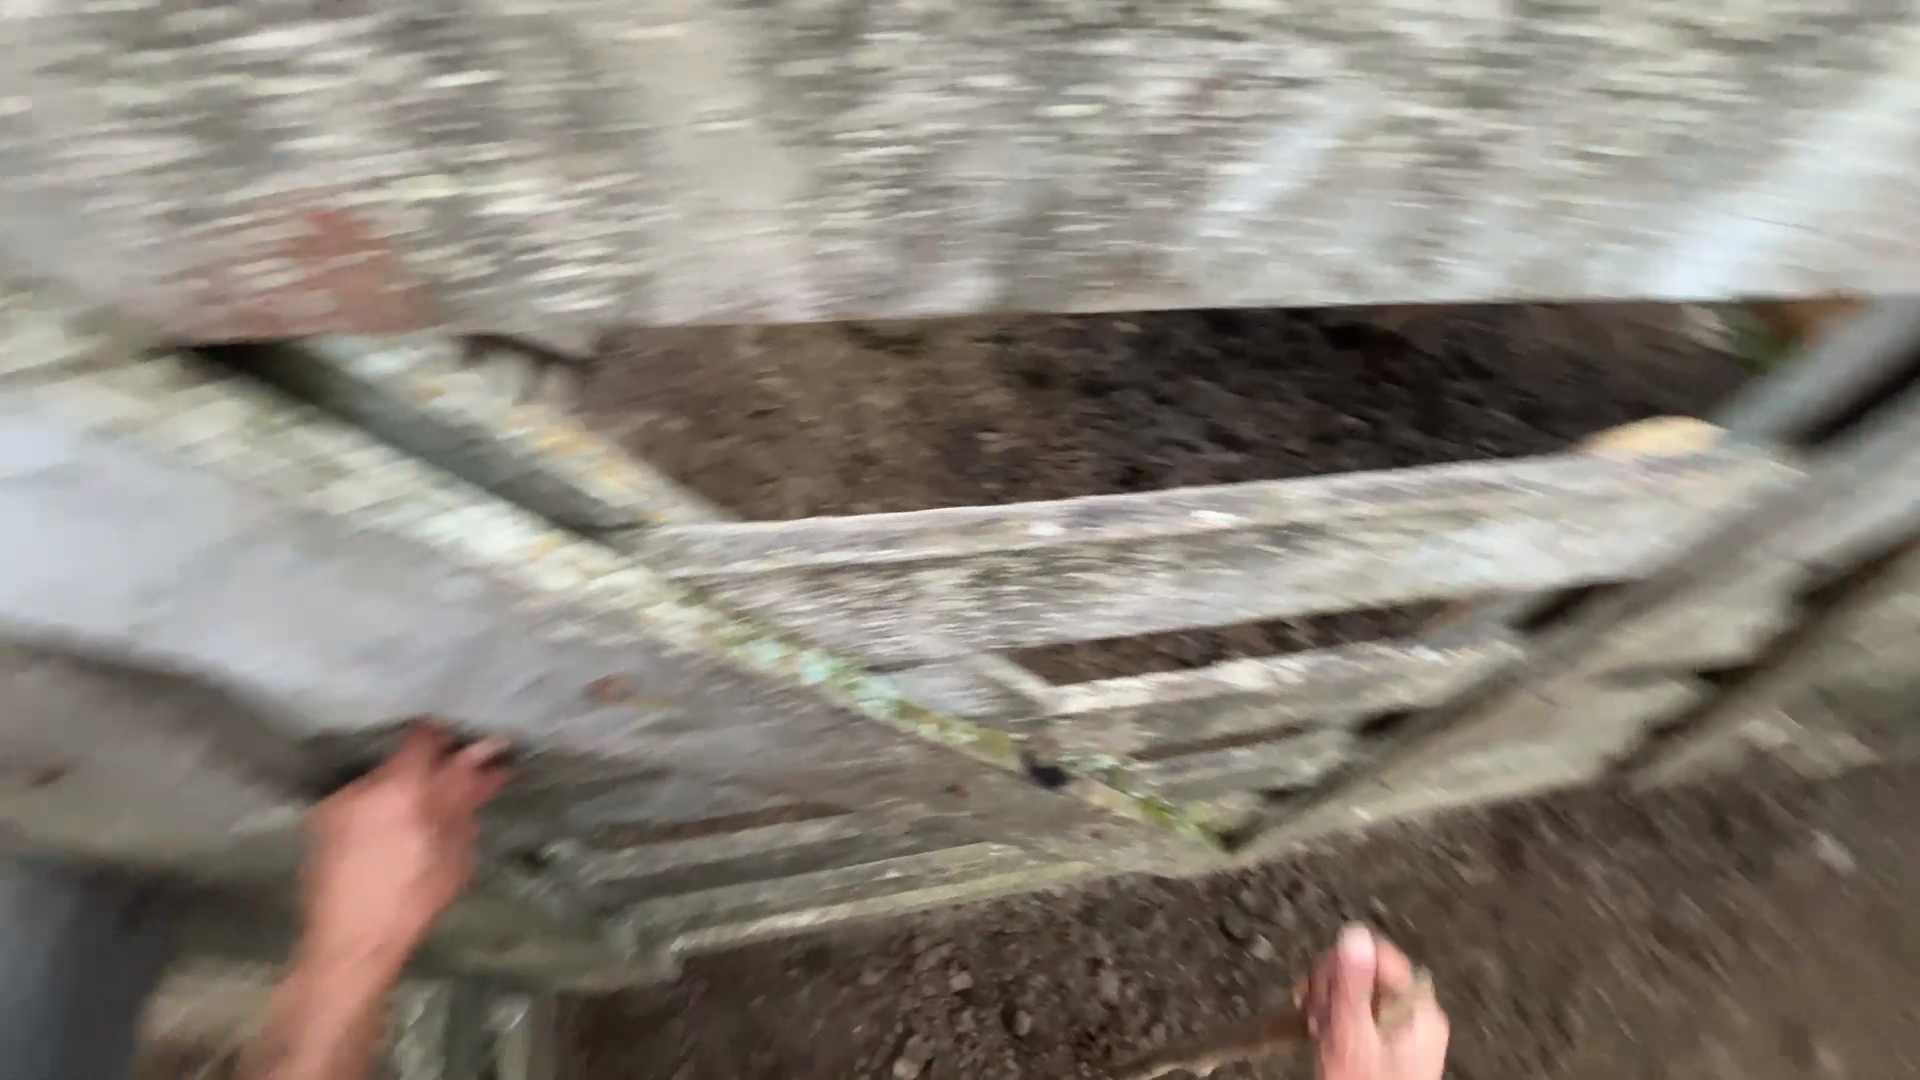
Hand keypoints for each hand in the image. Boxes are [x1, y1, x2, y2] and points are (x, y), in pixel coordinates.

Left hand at [300, 723, 511, 970]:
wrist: (349, 947)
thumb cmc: (415, 898)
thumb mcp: (455, 845)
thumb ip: (466, 795)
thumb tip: (488, 761)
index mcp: (398, 788)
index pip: (426, 735)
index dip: (455, 737)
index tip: (478, 747)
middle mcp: (361, 788)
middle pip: (407, 757)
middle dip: (440, 766)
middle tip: (469, 778)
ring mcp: (336, 806)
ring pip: (388, 779)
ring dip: (415, 786)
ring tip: (438, 807)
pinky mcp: (322, 826)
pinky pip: (368, 798)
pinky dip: (392, 802)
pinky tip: (408, 825)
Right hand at [1300, 926, 1448, 1079]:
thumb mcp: (1353, 1035)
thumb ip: (1353, 983)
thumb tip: (1354, 931)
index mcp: (1416, 1005)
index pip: (1376, 951)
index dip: (1342, 961)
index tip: (1320, 984)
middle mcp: (1413, 1007)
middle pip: (1361, 964)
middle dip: (1329, 983)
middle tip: (1315, 1011)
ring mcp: (1399, 1020)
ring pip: (1352, 982)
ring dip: (1325, 998)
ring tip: (1316, 1025)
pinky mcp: (1384, 1031)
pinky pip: (1353, 1002)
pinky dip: (1331, 1010)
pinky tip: (1320, 1028)